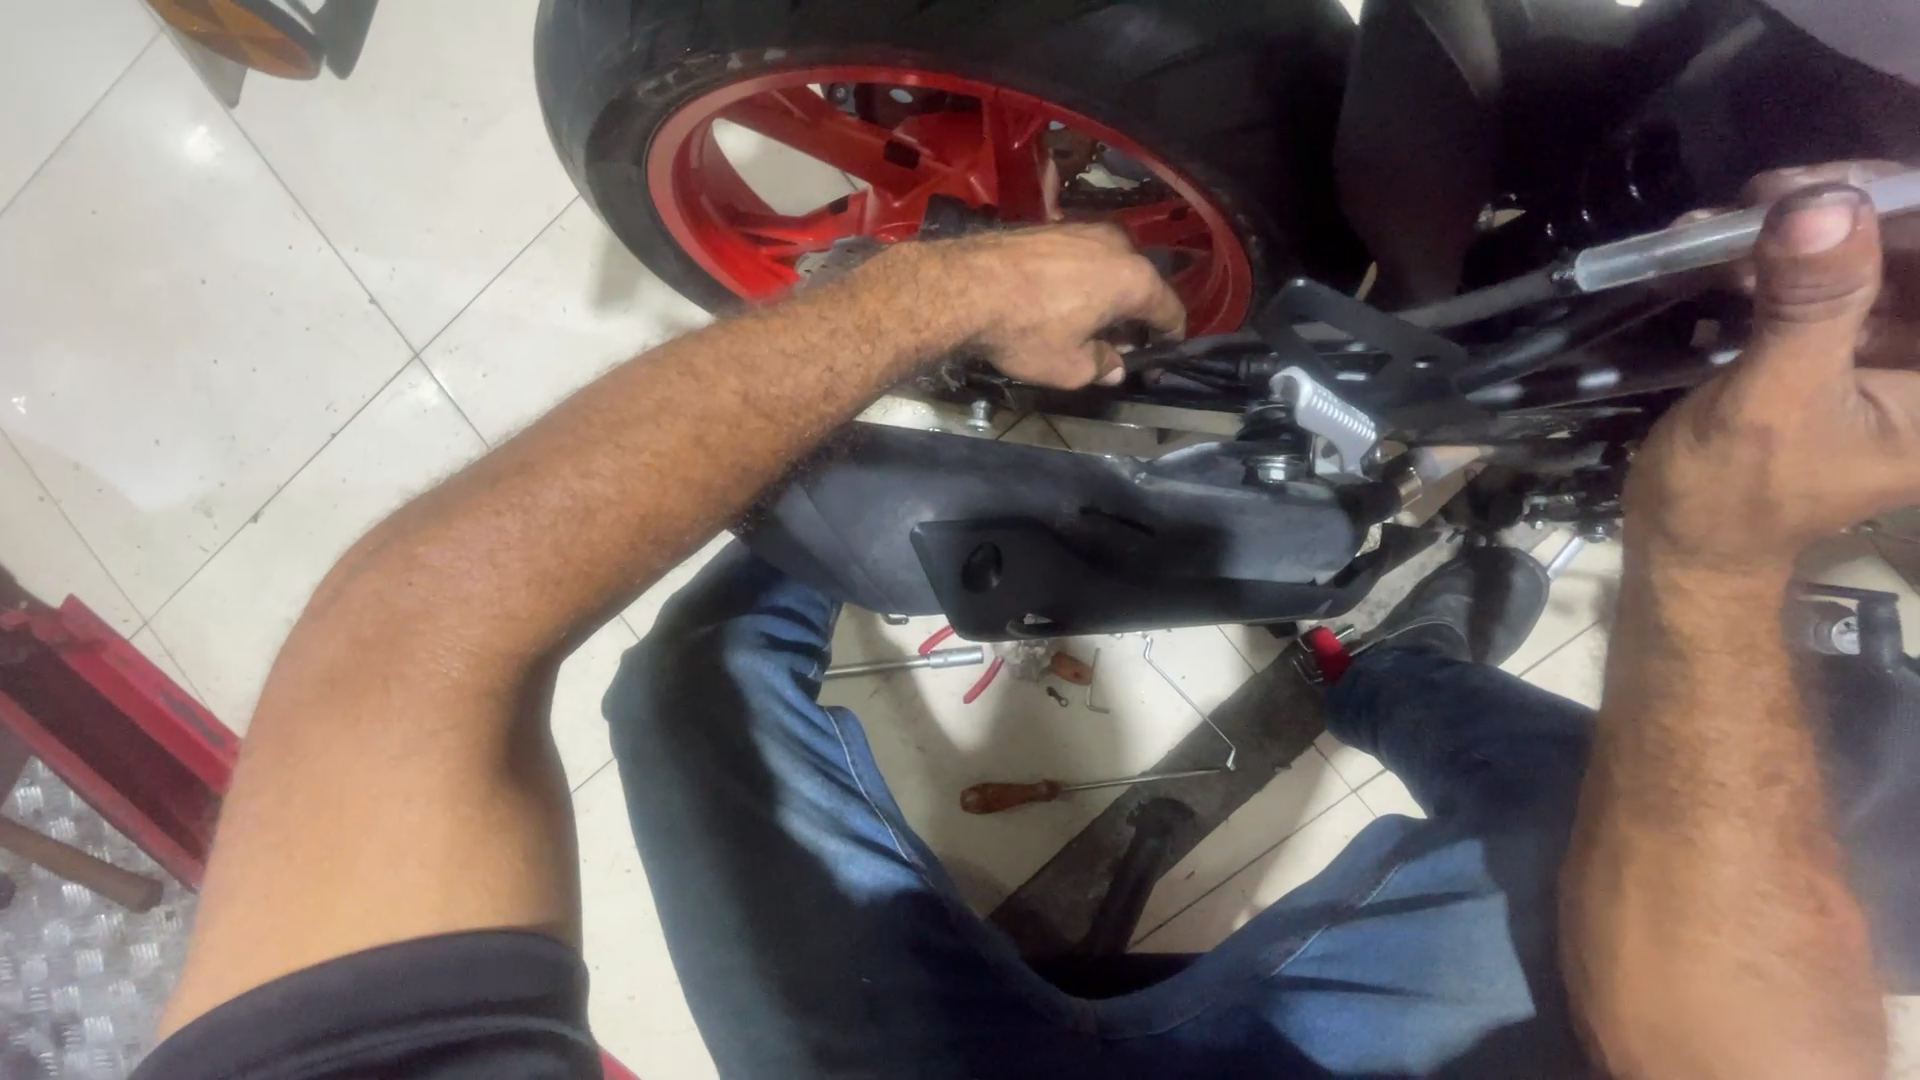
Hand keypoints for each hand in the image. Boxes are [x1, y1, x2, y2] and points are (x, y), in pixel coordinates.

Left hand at [893, 223, 1186, 388]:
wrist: (965, 286)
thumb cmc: (1027, 331)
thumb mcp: (1070, 368)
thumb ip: (1102, 366)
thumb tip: (1115, 367)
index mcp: (1134, 279)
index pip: (1170, 310)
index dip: (1169, 338)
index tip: (1160, 356)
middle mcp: (1117, 244)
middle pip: (1140, 284)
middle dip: (1133, 316)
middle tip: (1117, 346)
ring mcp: (1082, 228)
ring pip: (1109, 267)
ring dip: (1105, 295)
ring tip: (1086, 324)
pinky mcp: (1050, 226)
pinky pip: (1080, 257)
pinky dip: (1080, 279)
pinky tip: (1058, 301)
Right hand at [1627, 182, 1919, 572]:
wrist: (1689, 540)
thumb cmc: (1733, 491)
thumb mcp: (1772, 400)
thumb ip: (1810, 307)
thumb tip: (1820, 204)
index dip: (1913, 206)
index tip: (1830, 187)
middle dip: (1855, 209)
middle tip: (1765, 193)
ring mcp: (1907, 349)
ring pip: (1885, 254)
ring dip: (1808, 230)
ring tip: (1722, 222)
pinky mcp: (1857, 347)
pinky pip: (1841, 281)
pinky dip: (1782, 261)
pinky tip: (1721, 253)